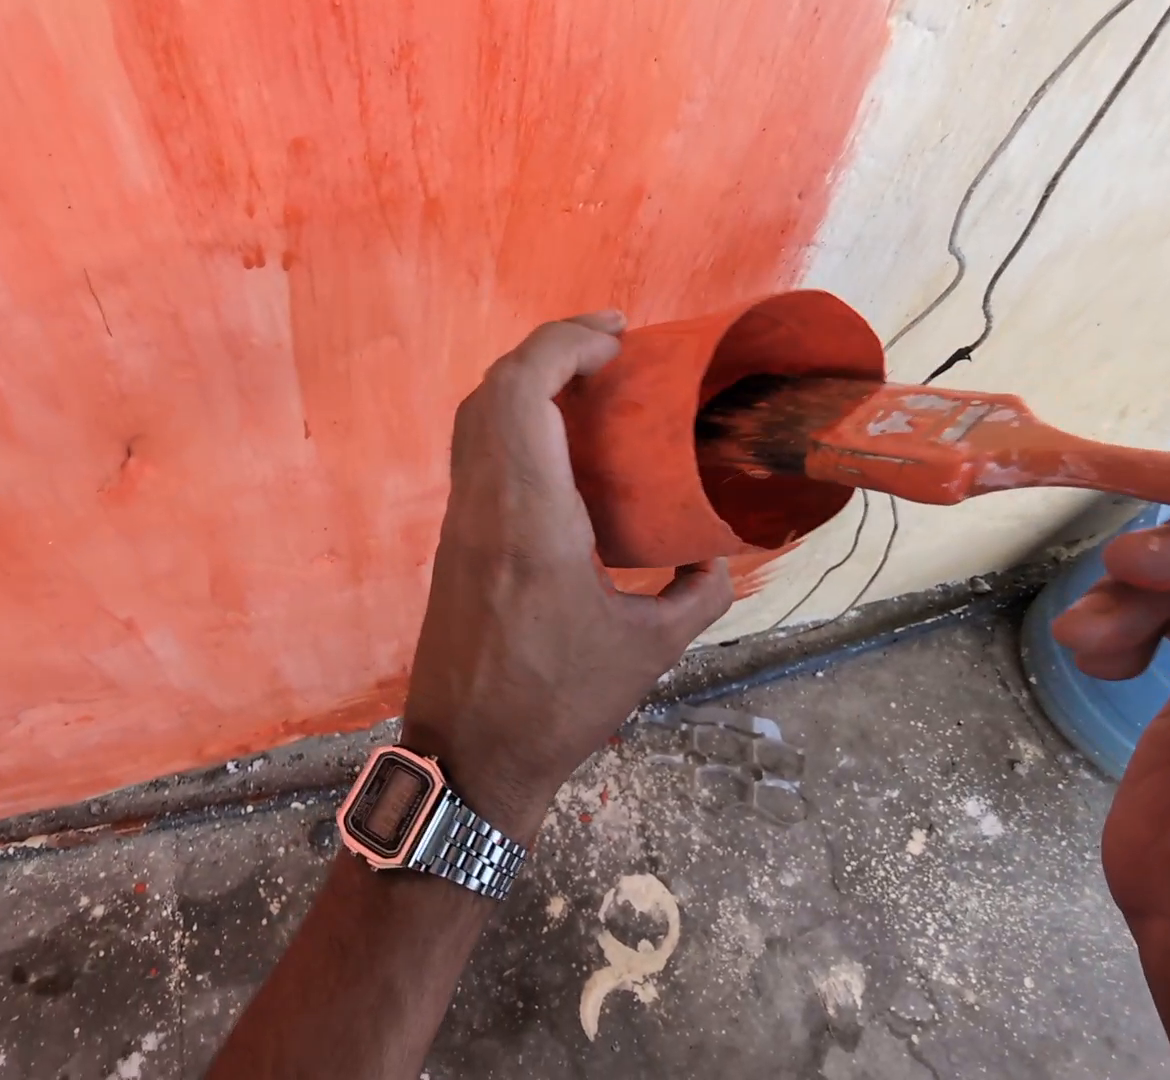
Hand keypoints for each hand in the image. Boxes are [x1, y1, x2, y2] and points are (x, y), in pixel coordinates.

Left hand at [402, 311, 733, 842]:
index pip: (521, 391)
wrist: (469, 755)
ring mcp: (459, 524)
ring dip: (526, 387)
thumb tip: (717, 560)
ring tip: (587, 392)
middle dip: (547, 352)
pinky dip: (512, 428)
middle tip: (608, 355)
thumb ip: (698, 595)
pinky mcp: (453, 545)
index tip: (614, 339)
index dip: (562, 343)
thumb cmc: (558, 703)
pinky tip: (560, 453)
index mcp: (530, 518)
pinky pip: (475, 457)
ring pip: (474, 421)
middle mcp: (483, 506)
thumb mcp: (650, 649)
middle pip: (490, 390)